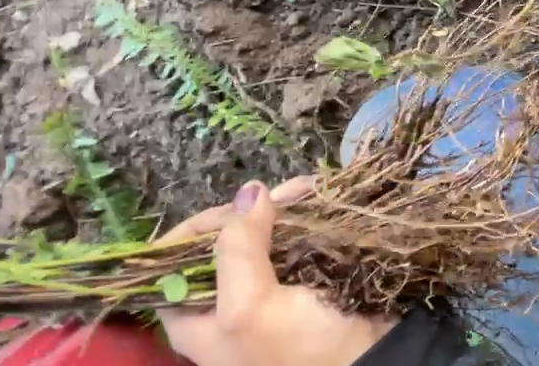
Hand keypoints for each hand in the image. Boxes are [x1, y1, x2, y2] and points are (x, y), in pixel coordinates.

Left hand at [156, 178, 397, 365]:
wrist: (364, 365)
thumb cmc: (295, 350)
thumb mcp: (252, 307)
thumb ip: (238, 251)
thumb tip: (249, 189)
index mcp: (194, 319)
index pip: (174, 263)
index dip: (200, 229)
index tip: (237, 210)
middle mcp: (226, 302)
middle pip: (223, 243)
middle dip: (253, 211)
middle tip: (288, 194)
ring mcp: (269, 290)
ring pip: (265, 236)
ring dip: (286, 208)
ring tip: (312, 191)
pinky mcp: (306, 279)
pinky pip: (298, 239)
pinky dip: (309, 217)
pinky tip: (324, 201)